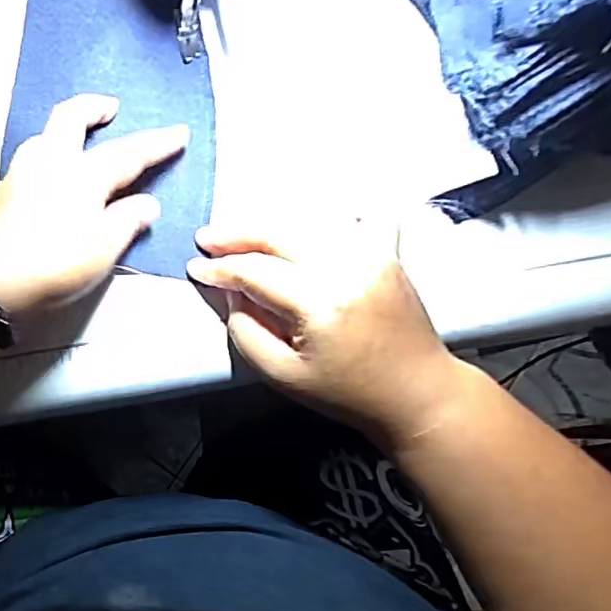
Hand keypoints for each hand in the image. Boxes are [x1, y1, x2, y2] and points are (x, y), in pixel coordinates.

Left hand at [0, 94, 188, 313]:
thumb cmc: (52, 262)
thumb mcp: (102, 248)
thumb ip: (126, 222)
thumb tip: (147, 203)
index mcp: (82, 174)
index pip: (127, 153)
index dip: (156, 144)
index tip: (179, 132)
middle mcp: (47, 164)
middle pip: (70, 119)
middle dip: (93, 107)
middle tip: (110, 107)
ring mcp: (15, 178)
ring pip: (40, 140)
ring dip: (60, 133)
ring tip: (72, 144)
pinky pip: (22, 170)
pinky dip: (38, 168)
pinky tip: (37, 187)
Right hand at [186, 216, 478, 447]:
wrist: (415, 392)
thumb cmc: (346, 393)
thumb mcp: (282, 375)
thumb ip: (246, 331)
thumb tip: (235, 293)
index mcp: (321, 302)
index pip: (256, 271)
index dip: (221, 269)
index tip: (195, 268)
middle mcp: (349, 267)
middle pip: (281, 234)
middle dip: (238, 235)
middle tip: (207, 239)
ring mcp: (373, 254)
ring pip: (310, 221)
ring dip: (272, 225)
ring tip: (243, 235)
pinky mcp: (387, 253)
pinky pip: (351, 219)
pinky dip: (323, 217)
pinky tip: (304, 226)